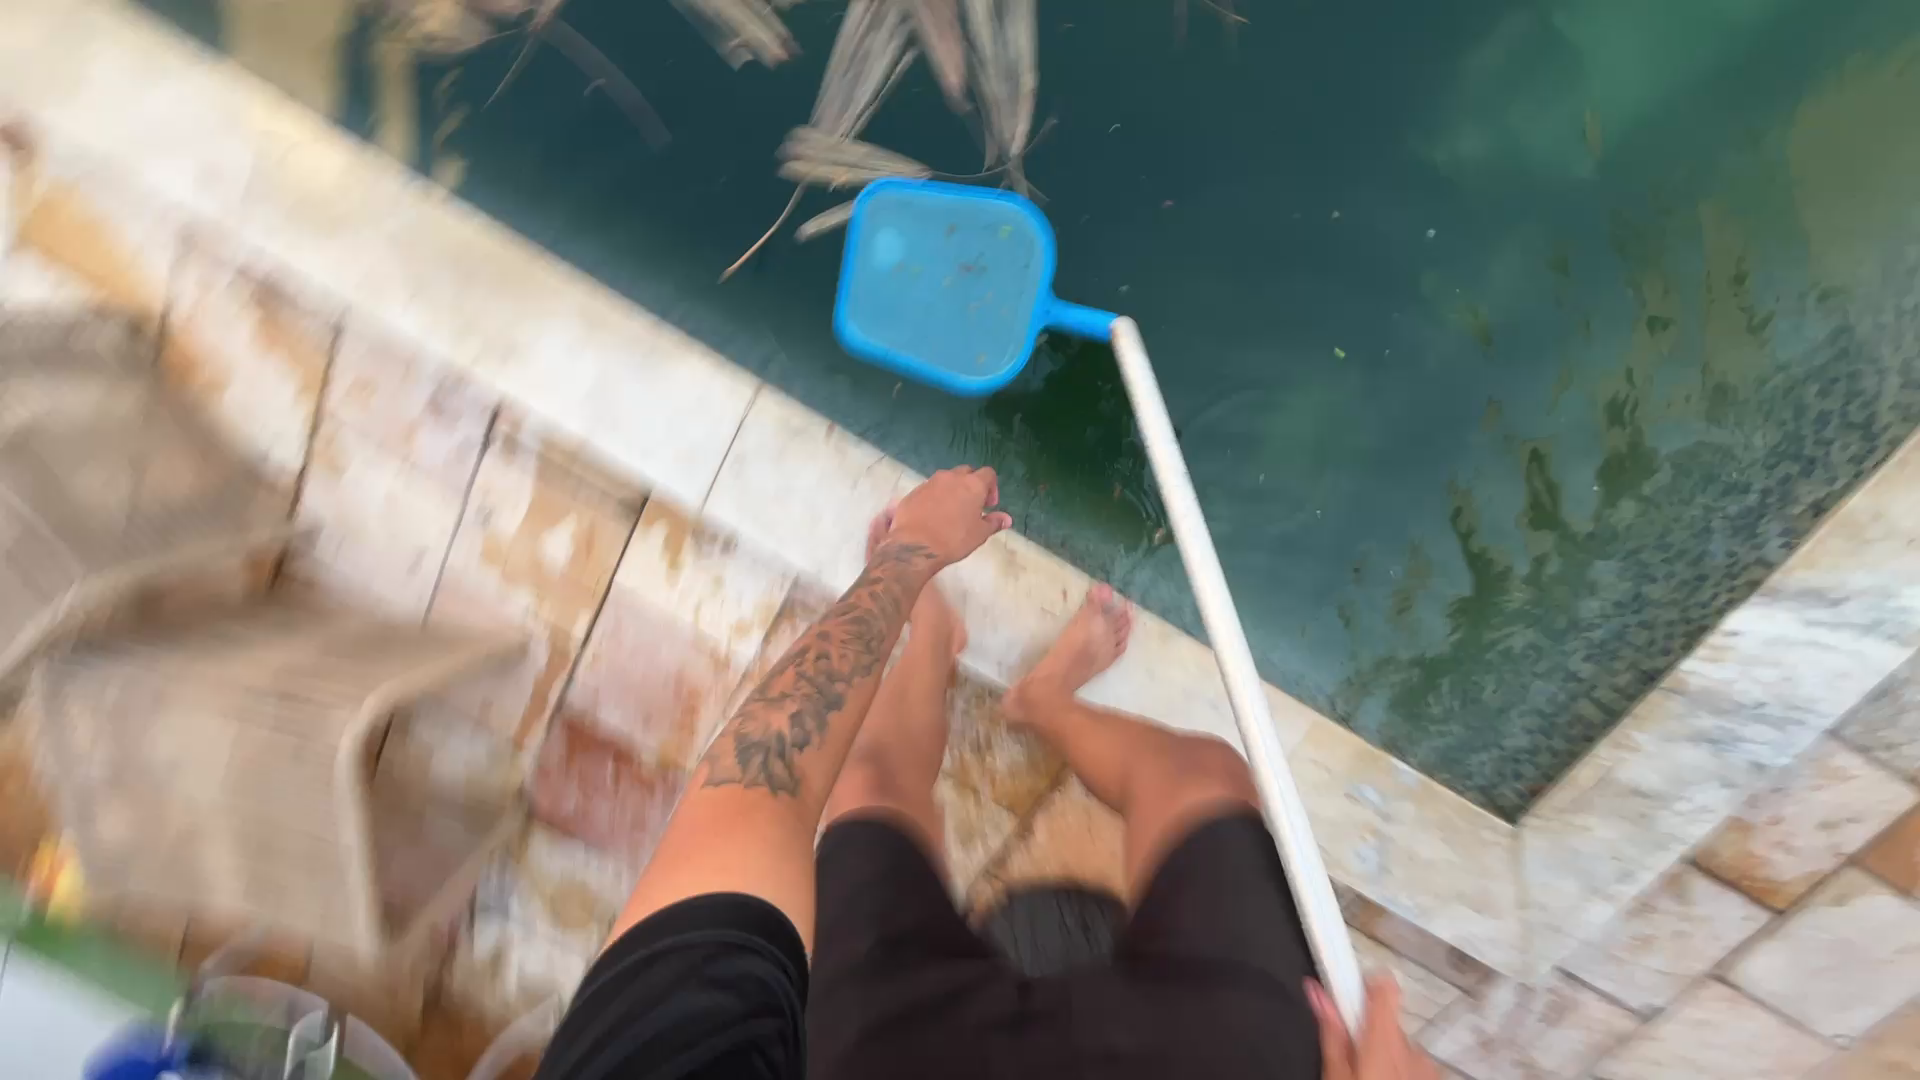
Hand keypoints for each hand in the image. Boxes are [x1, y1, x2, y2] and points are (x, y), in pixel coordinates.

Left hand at [881, 466, 1012, 568]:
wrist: (914, 545)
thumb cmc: (953, 539)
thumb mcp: (979, 534)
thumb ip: (994, 522)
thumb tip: (1007, 518)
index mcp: (973, 484)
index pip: (988, 473)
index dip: (992, 488)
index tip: (989, 505)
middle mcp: (952, 477)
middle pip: (967, 472)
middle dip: (972, 485)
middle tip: (972, 506)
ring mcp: (931, 482)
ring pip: (947, 479)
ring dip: (953, 490)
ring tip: (952, 511)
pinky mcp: (914, 491)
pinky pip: (930, 488)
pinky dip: (936, 497)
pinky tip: (933, 515)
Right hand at [1309, 975, 1439, 1079]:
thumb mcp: (1335, 1076)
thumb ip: (1330, 1031)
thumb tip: (1314, 987)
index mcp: (1383, 1041)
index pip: (1385, 990)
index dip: (1367, 986)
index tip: (1351, 996)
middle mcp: (1412, 1050)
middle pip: (1388, 1021)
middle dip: (1369, 1033)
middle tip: (1354, 1061)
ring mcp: (1430, 1070)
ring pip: (1401, 1046)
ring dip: (1387, 1056)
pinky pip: (1415, 1066)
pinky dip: (1403, 1073)